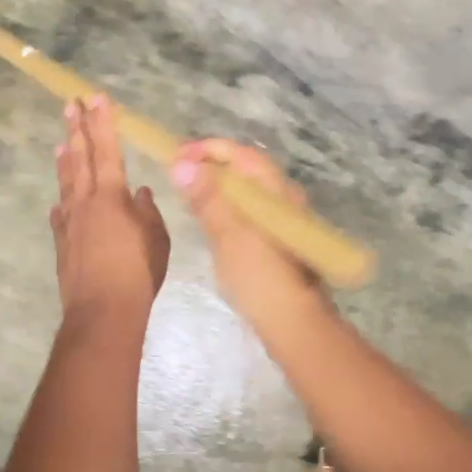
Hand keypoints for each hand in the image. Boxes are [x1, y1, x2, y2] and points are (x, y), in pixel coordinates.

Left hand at [50, 95, 169, 323]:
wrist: (102, 314)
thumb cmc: (138, 273)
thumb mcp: (157, 240)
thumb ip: (147, 212)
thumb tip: (140, 193)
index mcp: (111, 195)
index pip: (106, 149)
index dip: (102, 122)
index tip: (96, 98)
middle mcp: (86, 202)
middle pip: (80, 158)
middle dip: (77, 128)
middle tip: (70, 104)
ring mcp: (70, 223)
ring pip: (66, 182)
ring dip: (65, 159)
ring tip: (62, 141)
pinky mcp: (62, 245)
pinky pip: (61, 214)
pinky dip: (63, 200)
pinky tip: (60, 200)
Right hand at [171, 140, 331, 330]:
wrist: (294, 322)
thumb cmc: (259, 275)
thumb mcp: (227, 233)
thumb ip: (206, 197)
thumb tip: (182, 164)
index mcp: (273, 188)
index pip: (239, 152)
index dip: (207, 149)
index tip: (177, 155)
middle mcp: (283, 196)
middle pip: (245, 168)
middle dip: (211, 164)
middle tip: (179, 172)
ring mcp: (284, 219)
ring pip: (247, 190)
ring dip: (218, 185)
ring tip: (189, 192)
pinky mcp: (280, 239)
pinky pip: (250, 209)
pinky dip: (228, 205)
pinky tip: (212, 220)